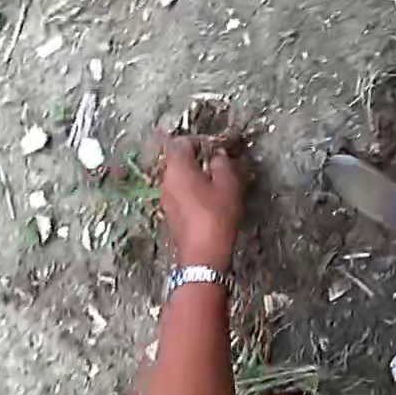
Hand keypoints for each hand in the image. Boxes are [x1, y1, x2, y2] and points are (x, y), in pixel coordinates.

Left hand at [158, 135, 246, 270]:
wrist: (203, 254)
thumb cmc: (216, 216)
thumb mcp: (228, 184)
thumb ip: (223, 163)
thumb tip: (218, 156)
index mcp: (178, 168)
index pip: (181, 142)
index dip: (200, 141)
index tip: (217, 147)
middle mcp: (167, 180)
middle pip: (178, 159)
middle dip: (199, 157)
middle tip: (220, 162)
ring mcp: (166, 197)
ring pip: (180, 176)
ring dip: (197, 174)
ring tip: (219, 181)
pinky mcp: (171, 212)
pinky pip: (181, 191)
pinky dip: (194, 189)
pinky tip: (212, 198)